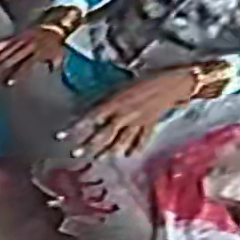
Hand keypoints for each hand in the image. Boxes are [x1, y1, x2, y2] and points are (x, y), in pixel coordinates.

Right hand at [0, 25, 70, 85]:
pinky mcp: (11, 39)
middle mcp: (26, 47)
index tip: (7, 85)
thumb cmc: (55, 43)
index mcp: (38, 51)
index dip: (16, 75)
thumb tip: (48, 72)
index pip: (25, 65)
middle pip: (7, 62)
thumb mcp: (59, 53)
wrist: (53, 25)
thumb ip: (54, 64)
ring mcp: (17, 42)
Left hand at [68, 68, 198, 156]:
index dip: (73, 128)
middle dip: (89, 145)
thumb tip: (84, 116)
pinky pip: (144, 137)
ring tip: (99, 159)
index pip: (89, 119)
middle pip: (104, 133)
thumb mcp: (118, 90)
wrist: (180, 80)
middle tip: (75, 154)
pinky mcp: (153, 122)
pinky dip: (137, 146)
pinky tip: (129, 155)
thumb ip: (102, 103)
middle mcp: (125, 115)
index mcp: (115, 104)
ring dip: (110, 150)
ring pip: (122, 138)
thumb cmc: (145, 81)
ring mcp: (140, 120)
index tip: (59, 137)